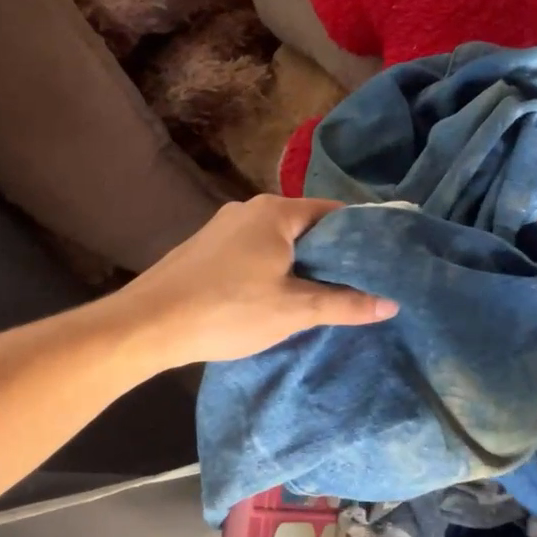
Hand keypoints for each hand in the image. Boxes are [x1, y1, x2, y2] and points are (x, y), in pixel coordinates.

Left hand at [98, 195, 397, 369]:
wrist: (145, 326)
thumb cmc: (228, 310)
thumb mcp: (295, 310)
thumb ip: (345, 304)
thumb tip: (391, 303)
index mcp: (276, 212)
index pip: (334, 213)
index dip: (361, 235)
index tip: (381, 260)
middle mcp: (250, 209)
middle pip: (306, 225)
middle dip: (331, 252)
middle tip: (359, 282)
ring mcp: (222, 227)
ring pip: (277, 240)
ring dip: (300, 262)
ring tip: (323, 292)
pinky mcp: (204, 249)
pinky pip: (252, 251)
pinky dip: (272, 267)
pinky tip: (275, 295)